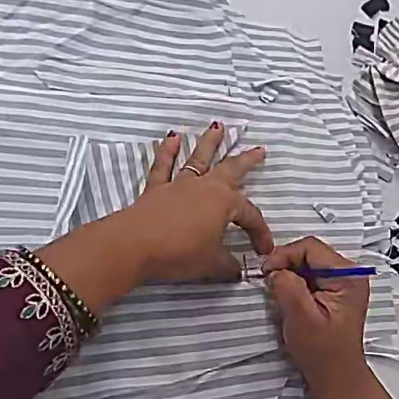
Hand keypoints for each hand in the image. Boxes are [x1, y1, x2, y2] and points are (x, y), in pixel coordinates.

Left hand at [112, 122, 272, 282]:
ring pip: (198, 159)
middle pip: (230, 170)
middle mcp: (204, 187)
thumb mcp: (211, 264)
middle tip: (259, 150)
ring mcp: (179, 185)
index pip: (249, 216)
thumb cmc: (179, 252)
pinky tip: (172, 138)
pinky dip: (168, 151)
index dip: (260, 232)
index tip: (263, 250)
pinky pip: (164, 167)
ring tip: (218, 127)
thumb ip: (227, 265)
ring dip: (210, 143)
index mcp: (224, 203)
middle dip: (247, 160)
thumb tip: (238, 271)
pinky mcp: (156, 189)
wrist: (134, 246)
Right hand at [264, 236, 398, 398]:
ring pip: (307, 263)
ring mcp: (343, 282)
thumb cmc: (323, 353)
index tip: (267, 271)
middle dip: (286, 264)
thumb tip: (274, 268)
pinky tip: (289, 299)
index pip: (310, 247)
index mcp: (348, 277)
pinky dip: (295, 283)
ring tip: (279, 293)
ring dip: (289, 274)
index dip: (284, 255)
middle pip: (309, 252)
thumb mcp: (301, 317)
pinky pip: (309, 275)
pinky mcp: (334, 291)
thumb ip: (287, 286)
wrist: (336, 376)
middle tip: (269, 282)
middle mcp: (350, 274)